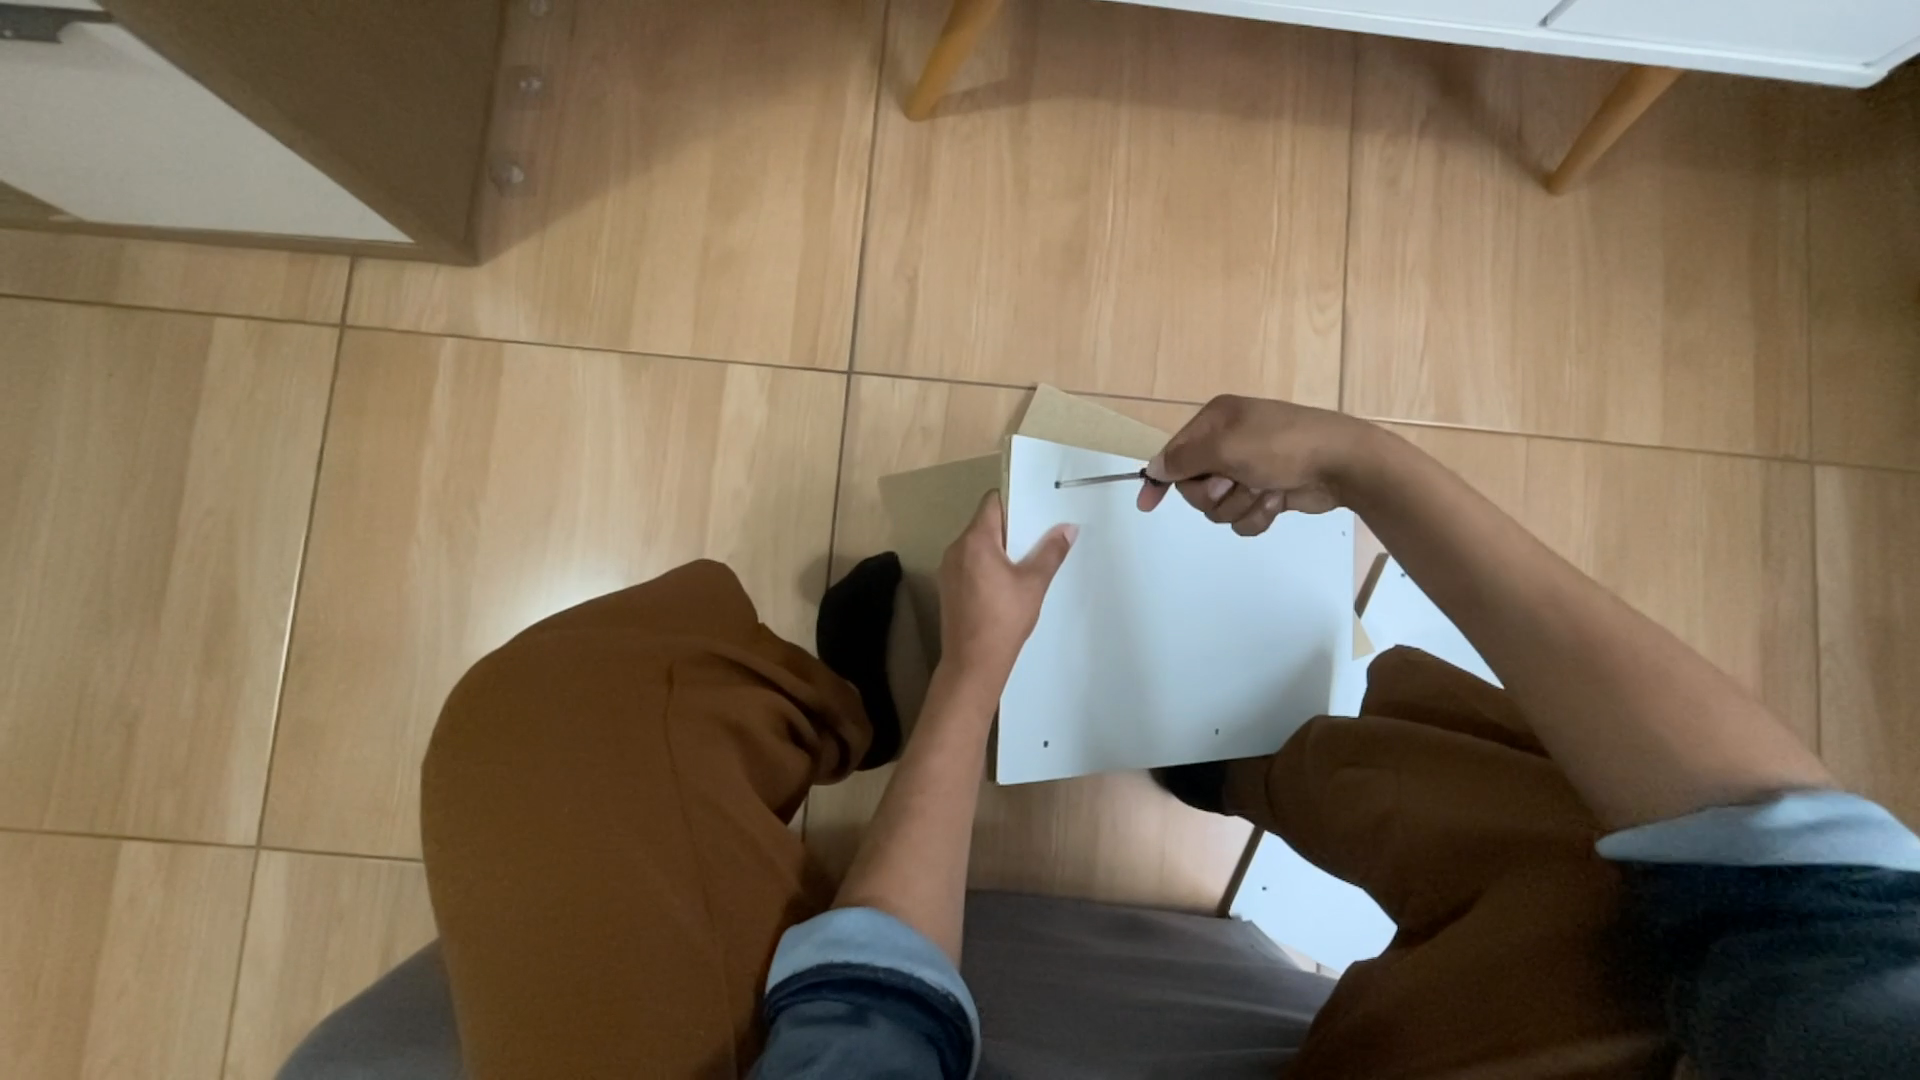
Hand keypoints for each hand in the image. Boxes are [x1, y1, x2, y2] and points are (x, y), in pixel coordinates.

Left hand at [937, 491, 1076, 682]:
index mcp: (975, 541)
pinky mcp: (948, 587)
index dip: (1014, 501)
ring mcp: (948, 568)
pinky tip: (1006, 582)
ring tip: (1026, 560)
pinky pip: (969, 563)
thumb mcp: (1034, 584)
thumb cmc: (1004, 619)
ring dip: (999, 548)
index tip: (1035, 510)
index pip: (992, 502)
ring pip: (976, 545)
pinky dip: (986, 564)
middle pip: (984, 523)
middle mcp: (956, 549)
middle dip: (1010, 527)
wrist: (973, 662)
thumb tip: (1068, 528)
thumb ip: (1051, 552)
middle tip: (1038, 535)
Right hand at [1137, 395, 1377, 535]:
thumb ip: (1183, 459)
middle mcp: (1228, 443)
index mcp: (1216, 422)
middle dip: (1213, 494)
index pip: (1174, 454)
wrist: (1342, 464)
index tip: (1147, 503)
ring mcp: (1248, 469)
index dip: (1161, 479)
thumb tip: (1154, 467)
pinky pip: (1241, 517)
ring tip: (1263, 490)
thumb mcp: (1225, 446)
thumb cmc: (1281, 446)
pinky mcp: (1265, 491)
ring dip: (1239, 505)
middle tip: (1232, 484)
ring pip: (1218, 506)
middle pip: (1194, 486)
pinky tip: (1276, 501)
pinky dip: (1257, 514)